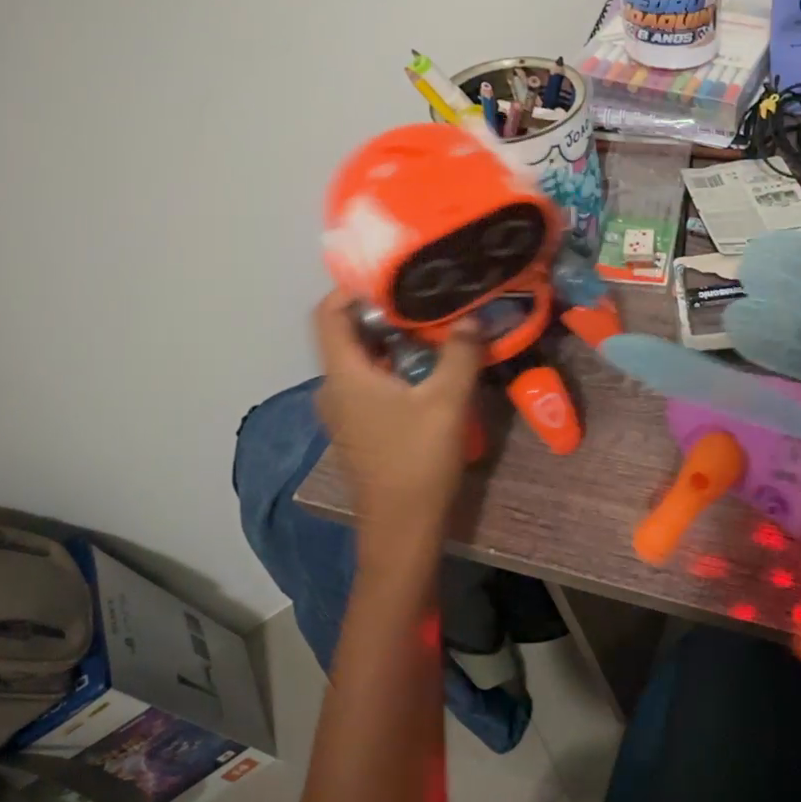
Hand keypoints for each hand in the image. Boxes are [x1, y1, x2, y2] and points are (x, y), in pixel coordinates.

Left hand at [311, 290, 482, 554]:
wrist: (401, 528)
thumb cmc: (417, 460)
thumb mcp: (448, 400)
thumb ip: (461, 353)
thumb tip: (472, 318)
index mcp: (344, 375)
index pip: (328, 314)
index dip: (353, 288)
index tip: (395, 273)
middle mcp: (334, 388)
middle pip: (349, 334)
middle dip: (386, 312)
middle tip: (429, 297)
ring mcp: (344, 411)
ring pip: (363, 360)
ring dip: (396, 341)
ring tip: (438, 327)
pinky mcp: (361, 428)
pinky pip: (371, 381)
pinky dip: (396, 366)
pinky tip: (433, 368)